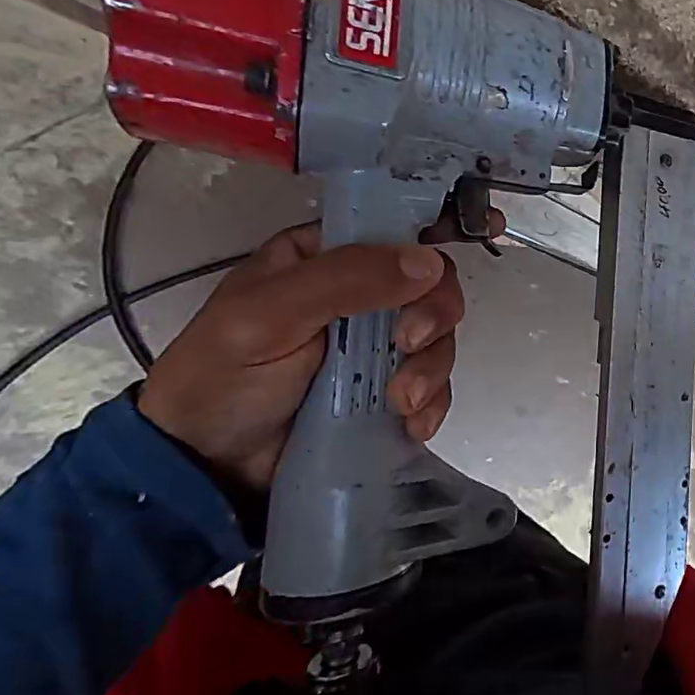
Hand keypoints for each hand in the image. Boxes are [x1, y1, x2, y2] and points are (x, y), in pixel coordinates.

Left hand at [138, 216, 489, 490]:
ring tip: (399, 401)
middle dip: (435, 314)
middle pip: (433, 284)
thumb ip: (346, 280)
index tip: (489, 227)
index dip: (443, 222)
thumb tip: (429, 263)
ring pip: (440, 337)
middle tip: (409, 344)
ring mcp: (378, 345)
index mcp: (327, 257)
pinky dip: (432, 402)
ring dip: (432, 367)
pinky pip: (435, 384)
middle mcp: (361, 294)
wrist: (204, 472)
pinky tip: (410, 423)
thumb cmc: (220, 377)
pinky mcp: (389, 390)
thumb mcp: (267, 316)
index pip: (395, 225)